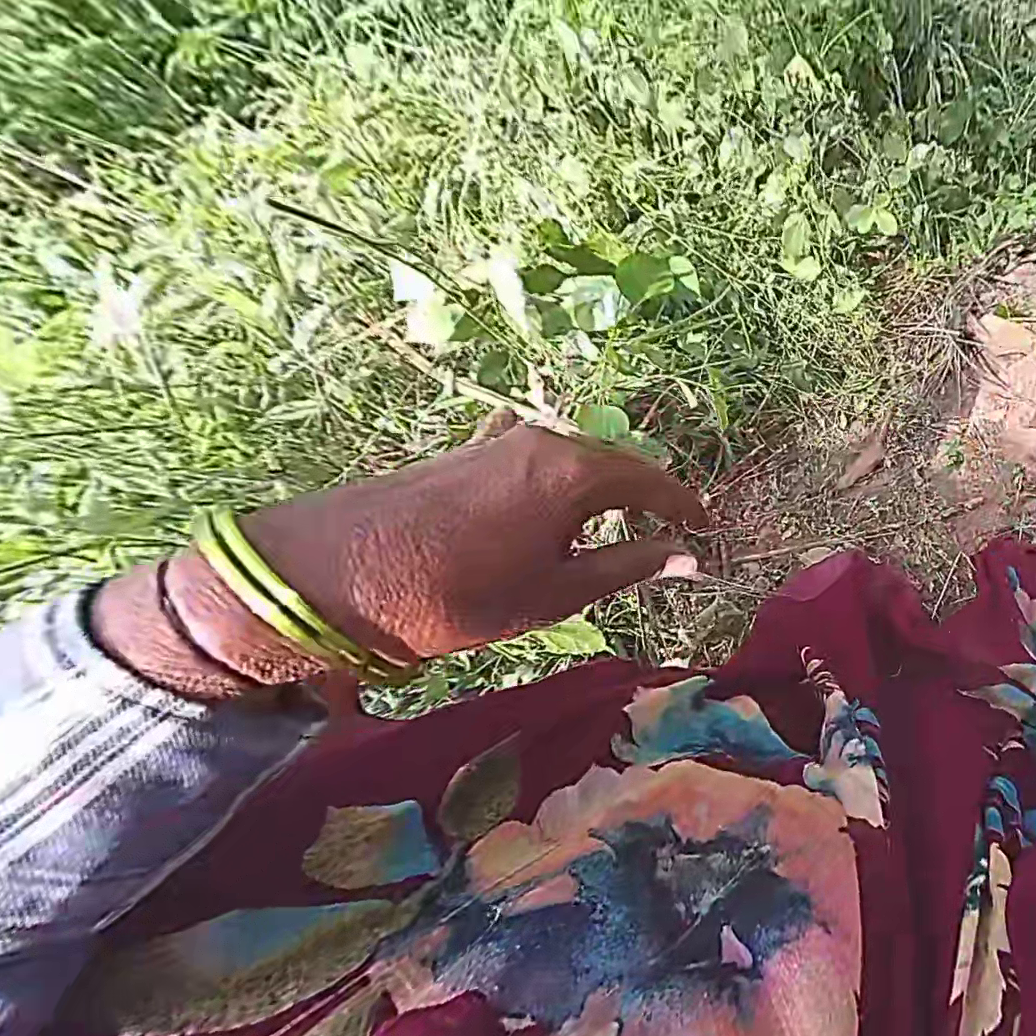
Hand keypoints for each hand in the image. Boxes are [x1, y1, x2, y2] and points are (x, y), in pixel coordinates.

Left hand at [92, 423, 707, 698]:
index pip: (651, 480)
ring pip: (580, 461)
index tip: (705, 527)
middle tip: (669, 530)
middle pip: (617, 463)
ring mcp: (504, 441)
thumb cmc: (458, 594)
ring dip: (608, 493)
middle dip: (649, 495)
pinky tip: (564, 520)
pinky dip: (571, 489)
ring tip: (622, 531)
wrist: (329, 575)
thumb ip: (629, 566)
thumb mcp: (557, 592)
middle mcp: (544, 441)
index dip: (683, 504)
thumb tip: (687, 556)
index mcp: (573, 471)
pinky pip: (545, 463)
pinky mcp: (474, 452)